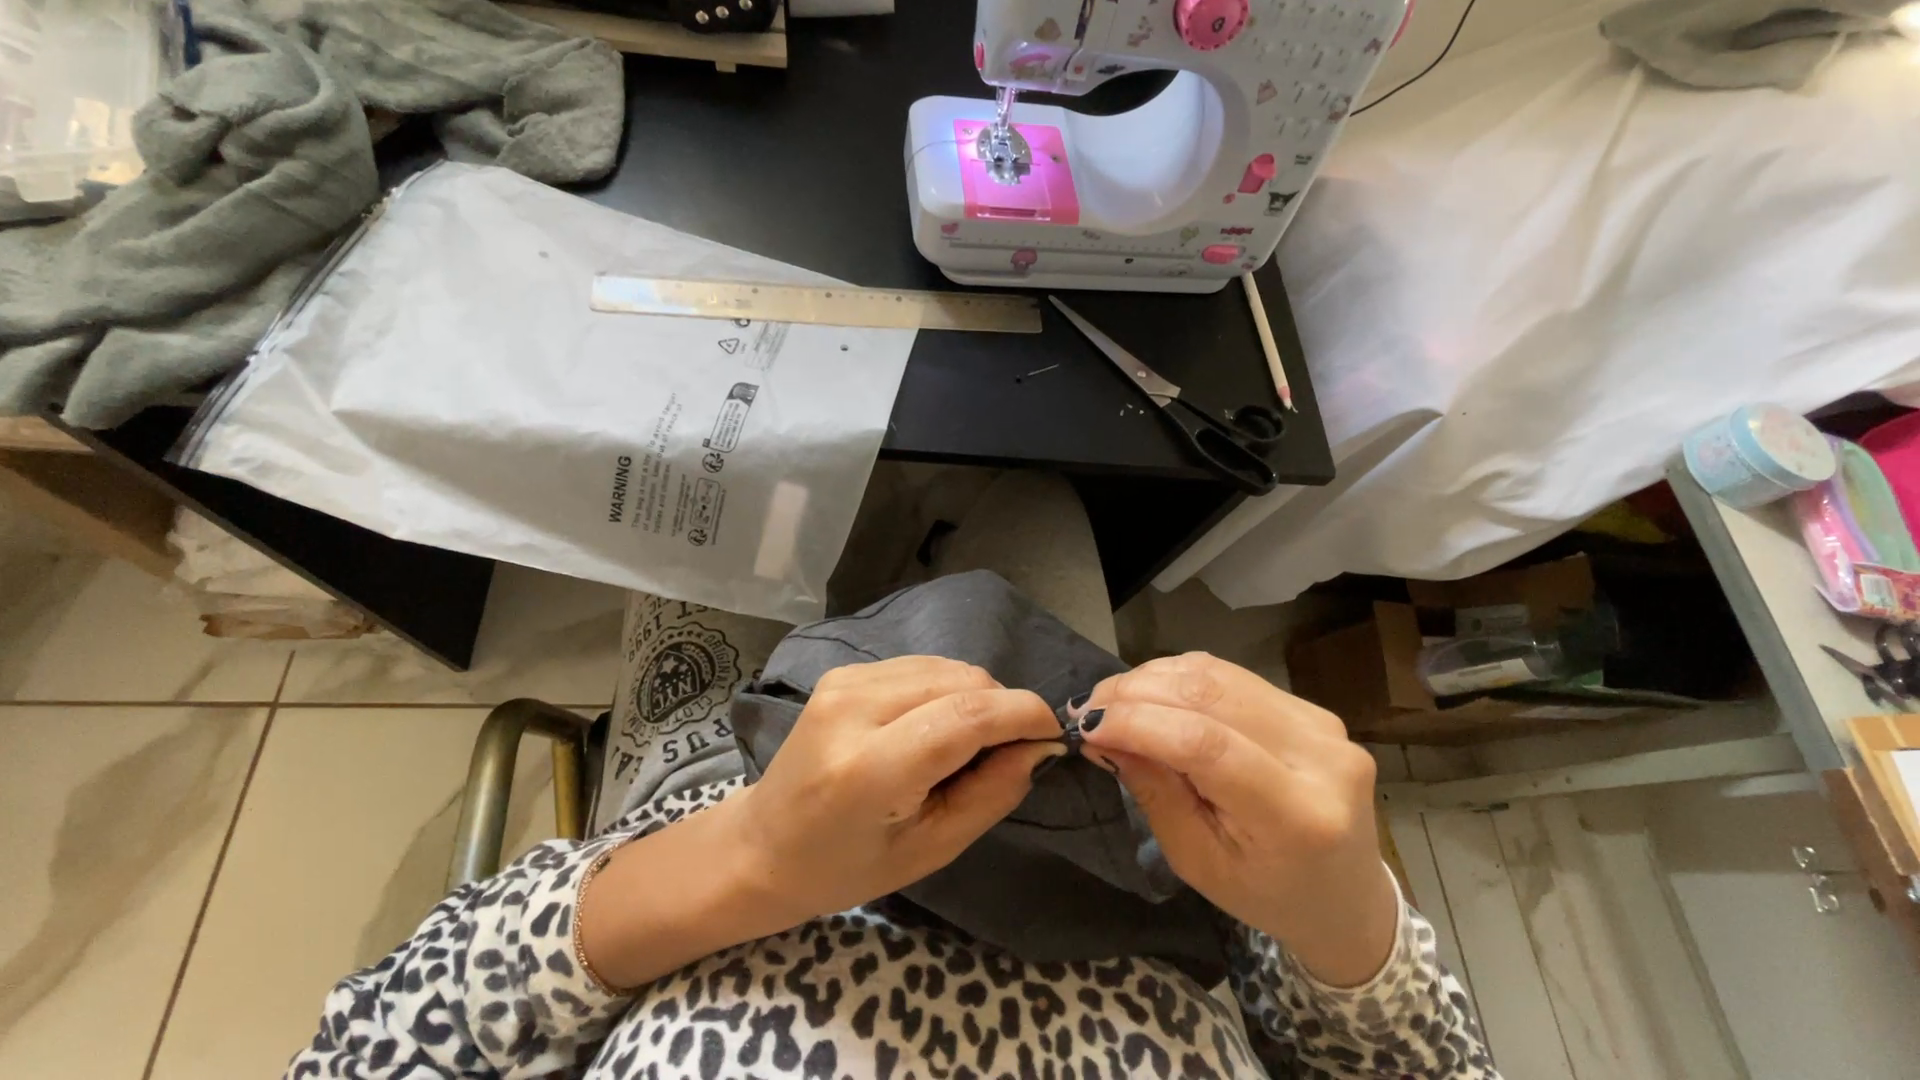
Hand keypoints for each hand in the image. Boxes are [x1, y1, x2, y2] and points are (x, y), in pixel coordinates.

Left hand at [732, 655, 1065, 922]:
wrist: (763, 846)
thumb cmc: (846, 868)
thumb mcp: (929, 850)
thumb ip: (990, 794)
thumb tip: (1039, 746)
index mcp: (870, 767)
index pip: (967, 715)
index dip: (1023, 715)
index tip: (1054, 734)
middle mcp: (854, 707)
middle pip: (962, 681)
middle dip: (1002, 708)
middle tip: (1006, 754)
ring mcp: (844, 682)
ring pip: (946, 666)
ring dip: (976, 697)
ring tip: (965, 746)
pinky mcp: (843, 672)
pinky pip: (921, 666)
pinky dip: (946, 690)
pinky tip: (935, 726)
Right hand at [1078, 652, 1398, 987]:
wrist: (1345, 899)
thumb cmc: (1265, 894)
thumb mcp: (1197, 861)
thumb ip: (1154, 791)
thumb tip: (1102, 733)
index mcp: (1295, 816)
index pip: (1206, 744)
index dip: (1138, 723)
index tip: (1086, 724)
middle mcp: (1321, 758)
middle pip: (1211, 696)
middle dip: (1136, 692)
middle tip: (1086, 707)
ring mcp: (1323, 726)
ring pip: (1219, 675)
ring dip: (1153, 678)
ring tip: (1112, 699)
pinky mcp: (1314, 710)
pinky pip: (1234, 677)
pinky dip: (1182, 678)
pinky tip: (1151, 693)